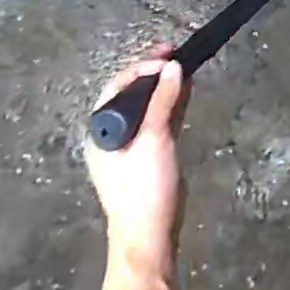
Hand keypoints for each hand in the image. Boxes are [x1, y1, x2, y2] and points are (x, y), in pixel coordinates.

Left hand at [85, 45, 187, 270]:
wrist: (149, 235)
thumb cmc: (143, 187)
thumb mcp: (154, 138)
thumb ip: (163, 100)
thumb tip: (174, 67)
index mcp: (102, 131)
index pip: (119, 86)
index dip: (143, 68)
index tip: (168, 59)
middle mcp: (113, 134)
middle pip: (133, 93)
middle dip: (155, 72)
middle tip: (176, 53)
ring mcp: (132, 143)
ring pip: (149, 104)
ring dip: (166, 85)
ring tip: (184, 65)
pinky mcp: (151, 152)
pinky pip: (161, 118)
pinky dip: (173, 101)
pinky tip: (186, 88)